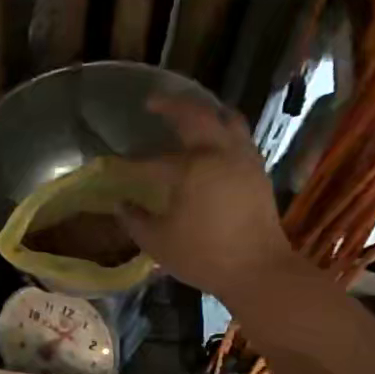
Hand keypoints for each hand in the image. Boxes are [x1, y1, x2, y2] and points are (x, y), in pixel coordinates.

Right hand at [116, 95, 302, 303]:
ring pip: (227, 118)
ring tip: (192, 113)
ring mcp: (244, 158)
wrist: (258, 270)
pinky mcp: (258, 171)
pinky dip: (225, 130)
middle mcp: (219, 152)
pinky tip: (216, 142)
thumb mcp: (160, 243)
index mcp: (191, 168)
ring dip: (206, 111)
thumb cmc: (205, 257)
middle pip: (195, 115)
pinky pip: (241, 137)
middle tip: (154, 103)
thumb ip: (136, 221)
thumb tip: (121, 205)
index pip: (152, 160)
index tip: (116, 164)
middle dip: (172, 105)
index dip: (131, 163)